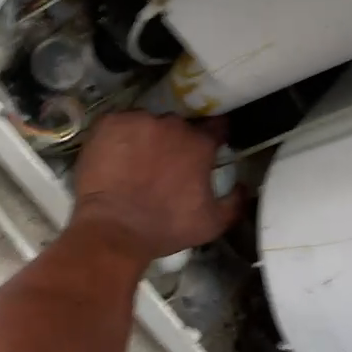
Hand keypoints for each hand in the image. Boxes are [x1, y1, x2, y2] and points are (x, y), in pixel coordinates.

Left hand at [69, 112, 242, 263]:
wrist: (114, 231)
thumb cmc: (165, 228)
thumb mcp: (212, 224)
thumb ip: (234, 201)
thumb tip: (243, 185)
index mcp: (199, 143)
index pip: (215, 127)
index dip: (214, 136)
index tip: (208, 146)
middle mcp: (171, 124)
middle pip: (178, 125)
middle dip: (174, 141)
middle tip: (164, 164)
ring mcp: (138, 120)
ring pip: (147, 122)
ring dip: (146, 137)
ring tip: (134, 161)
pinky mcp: (109, 123)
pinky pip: (119, 122)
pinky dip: (119, 135)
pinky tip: (114, 155)